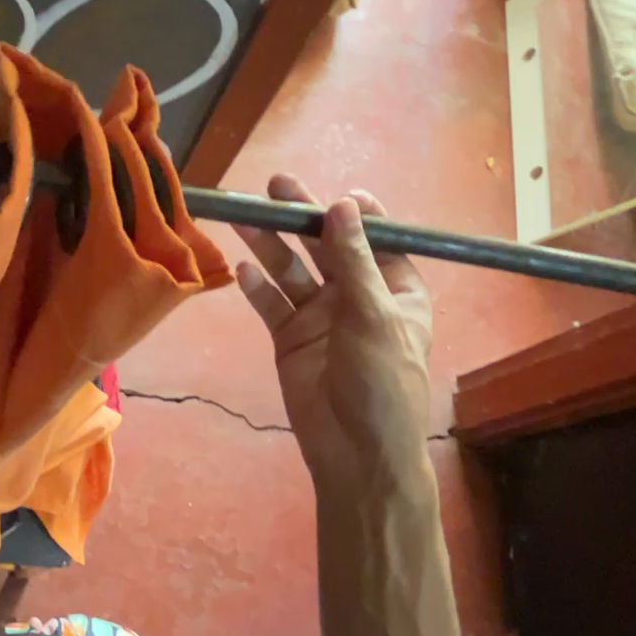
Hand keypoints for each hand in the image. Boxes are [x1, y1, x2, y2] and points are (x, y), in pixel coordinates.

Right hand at [233, 175, 433, 495]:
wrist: (355, 448)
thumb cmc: (382, 380)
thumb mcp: (375, 316)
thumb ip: (355, 261)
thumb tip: (343, 206)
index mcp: (394, 289)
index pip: (376, 239)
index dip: (355, 215)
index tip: (335, 194)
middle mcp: (355, 296)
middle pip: (324, 248)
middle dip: (301, 219)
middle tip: (275, 186)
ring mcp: (319, 317)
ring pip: (290, 272)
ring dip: (270, 246)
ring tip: (245, 217)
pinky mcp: (289, 338)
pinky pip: (270, 305)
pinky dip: (256, 288)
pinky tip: (241, 271)